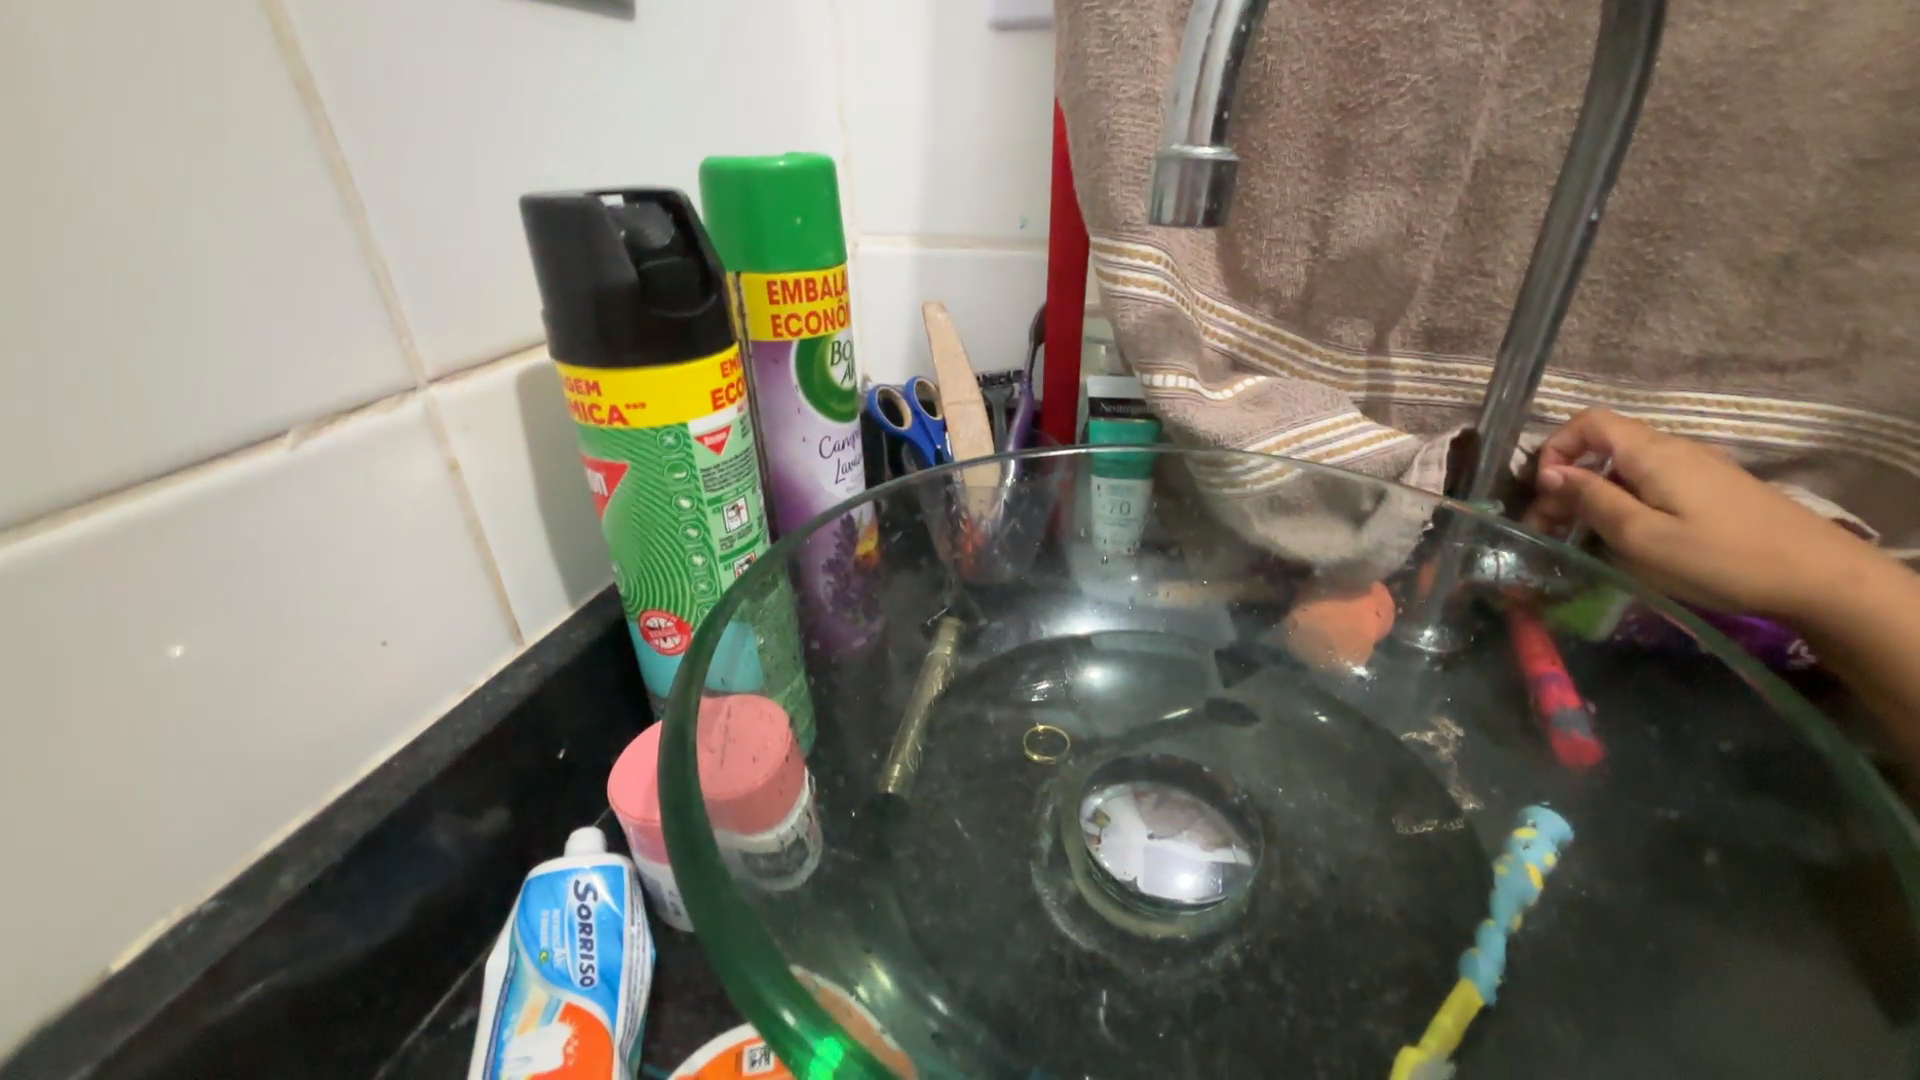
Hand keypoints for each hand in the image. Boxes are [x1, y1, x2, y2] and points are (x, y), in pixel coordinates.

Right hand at [1524, 408, 1877, 619]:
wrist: (1821, 578)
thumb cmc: (1719, 558)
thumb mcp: (1640, 536)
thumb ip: (1591, 500)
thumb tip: (1551, 475)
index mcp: (1652, 453)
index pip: (1588, 423)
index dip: (1555, 448)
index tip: (1544, 491)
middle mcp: (1672, 450)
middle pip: (1601, 450)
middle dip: (1565, 486)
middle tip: (1548, 532)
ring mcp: (1695, 470)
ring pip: (1622, 470)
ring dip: (1590, 499)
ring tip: (1576, 540)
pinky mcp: (1709, 491)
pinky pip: (1647, 486)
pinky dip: (1620, 505)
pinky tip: (1619, 538)